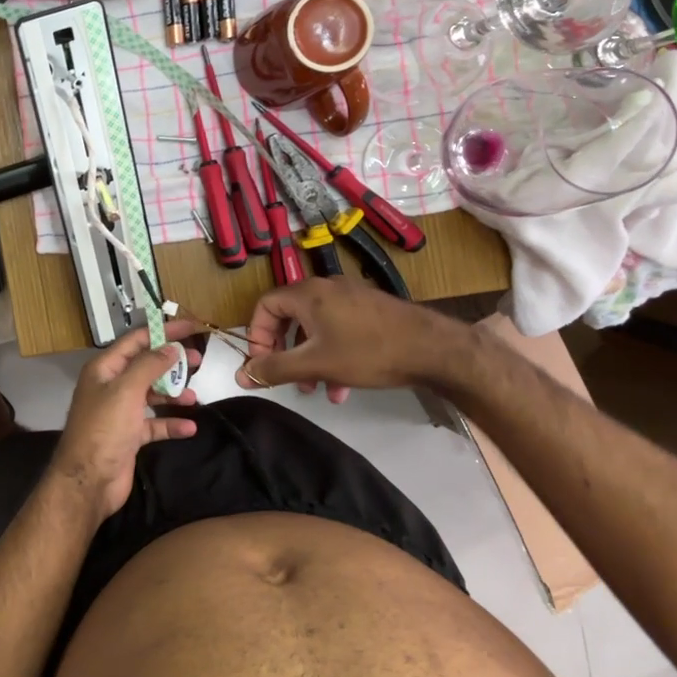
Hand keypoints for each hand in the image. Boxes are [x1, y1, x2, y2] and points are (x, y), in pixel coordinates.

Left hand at [49, 320, 202, 521]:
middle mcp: (111, 386)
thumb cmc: (104, 429)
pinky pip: (154, 423)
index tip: (191, 327)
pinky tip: (189, 427)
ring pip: (151, 395)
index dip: (162, 331)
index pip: (136, 340)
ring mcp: (119, 412)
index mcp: (104, 369)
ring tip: (194, 397)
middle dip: (171, 363)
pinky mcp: (129, 436)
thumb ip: (149, 366)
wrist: (89, 481)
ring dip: (173, 394)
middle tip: (199, 360)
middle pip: (145, 366)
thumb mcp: (126, 391)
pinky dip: (171, 423)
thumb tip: (169, 347)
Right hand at [235, 278, 466, 401]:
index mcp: (308, 293)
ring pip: (315, 328)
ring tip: (315, 389)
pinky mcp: (371, 311)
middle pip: (289, 317)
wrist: (435, 350)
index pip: (265, 306)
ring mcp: (351, 298)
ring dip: (308, 358)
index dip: (257, 336)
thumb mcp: (315, 364)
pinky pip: (337, 329)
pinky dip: (331, 354)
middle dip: (284, 351)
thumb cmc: (368, 352)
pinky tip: (342, 386)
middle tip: (287, 377)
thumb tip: (240, 375)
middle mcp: (327, 288)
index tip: (264, 363)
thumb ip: (274, 369)